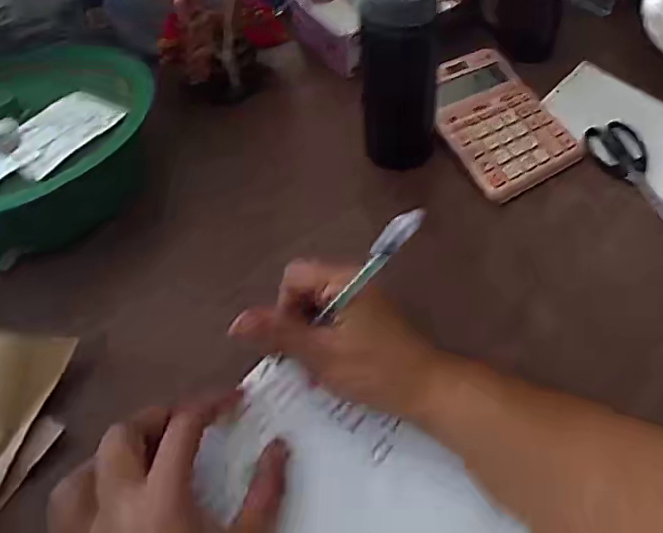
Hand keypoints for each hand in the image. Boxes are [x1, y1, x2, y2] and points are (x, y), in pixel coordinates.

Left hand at [48, 395, 285, 532]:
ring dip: (110, 459)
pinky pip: (63, 516)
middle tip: (182, 424)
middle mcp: (115, 507)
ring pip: (80, 475)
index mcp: (161, 496)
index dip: (210, 402)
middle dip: (154, 419)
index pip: (184, 424)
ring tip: (140, 461)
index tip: (231, 403)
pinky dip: (86, 496)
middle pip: (121, 435)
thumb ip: (264, 494)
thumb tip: (279, 448)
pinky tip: (111, 506)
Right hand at [228, 259, 451, 420]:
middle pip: (306, 288)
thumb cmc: (374, 369)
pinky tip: (337, 362)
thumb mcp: (321, 355)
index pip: (293, 276)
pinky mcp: (373, 311)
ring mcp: (366, 294)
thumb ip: (279, 334)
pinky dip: (329, 335)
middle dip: (298, 322)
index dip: (284, 308)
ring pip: (320, 303)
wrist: (426, 386)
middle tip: (308, 358)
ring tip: (323, 365)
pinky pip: (338, 313)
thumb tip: (237, 320)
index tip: (293, 342)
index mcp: (344, 278)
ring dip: (313, 332)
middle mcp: (355, 277)